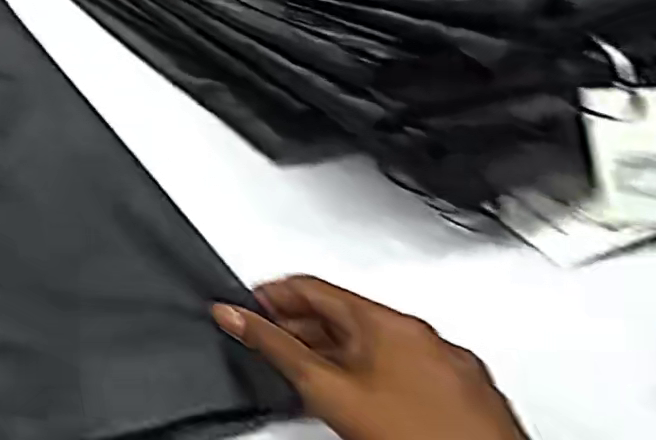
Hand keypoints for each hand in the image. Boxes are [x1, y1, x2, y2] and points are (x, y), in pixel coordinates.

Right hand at [213, 276, 526, 439]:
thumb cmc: (415, 437)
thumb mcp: (322, 387)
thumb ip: (270, 343)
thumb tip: (229, 313)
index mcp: (391, 322)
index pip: (310, 287)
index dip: (271, 296)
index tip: (252, 311)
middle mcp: (430, 339)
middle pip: (345, 315)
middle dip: (304, 329)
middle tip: (277, 347)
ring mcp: (461, 373)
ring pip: (380, 346)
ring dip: (340, 355)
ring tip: (316, 381)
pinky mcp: (481, 405)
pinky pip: (413, 372)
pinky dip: (380, 378)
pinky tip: (366, 405)